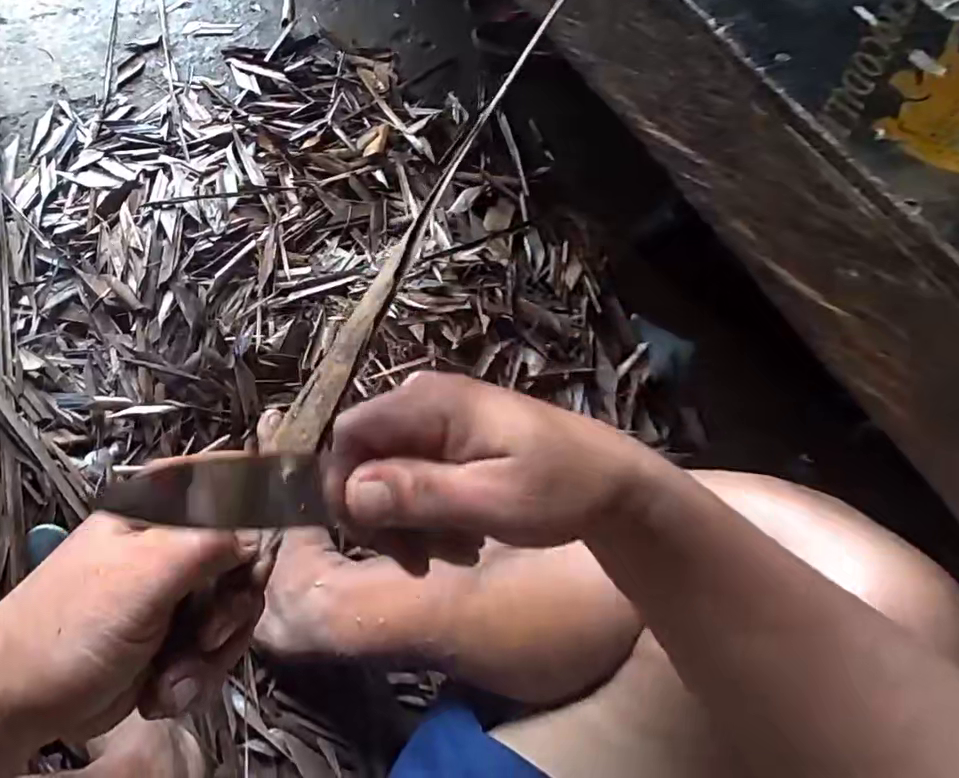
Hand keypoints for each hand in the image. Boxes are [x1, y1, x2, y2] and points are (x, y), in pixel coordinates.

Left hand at [0, 512, 263, 745]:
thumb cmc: (67, 627)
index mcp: (157, 508)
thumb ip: (206, 544)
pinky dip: (198, 675)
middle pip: (241, 556)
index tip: (253, 557)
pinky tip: (163, 689)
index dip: (250, 512)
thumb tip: (254, 538)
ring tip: (174, 674)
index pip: (223, 485)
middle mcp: (169, 542)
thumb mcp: (142, 574)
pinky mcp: (174, 633)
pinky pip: (216, 646)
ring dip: (212, 652)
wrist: (20, 702)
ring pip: (233, 607)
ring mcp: (173, 589)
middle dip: (232, 605)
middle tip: (208, 633)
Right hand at [325, 372, 663, 554]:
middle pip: (364, 453)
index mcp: (430, 401)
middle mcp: (422, 398)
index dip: (344, 483)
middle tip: (418, 560)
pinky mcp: (445, 435)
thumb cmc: (563, 489)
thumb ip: (422, 493)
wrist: (614, 484)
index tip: (368, 537)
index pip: (351, 431)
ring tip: (453, 554)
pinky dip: (423, 511)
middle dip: (381, 512)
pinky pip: (409, 472)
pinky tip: (458, 538)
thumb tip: (351, 492)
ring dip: (405, 519)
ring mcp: (433, 416)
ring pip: (384, 468)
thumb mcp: (495, 500)